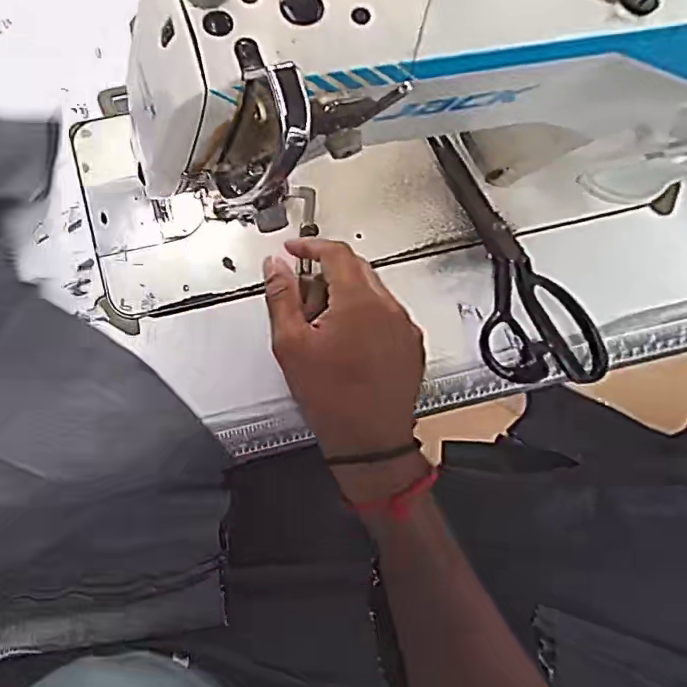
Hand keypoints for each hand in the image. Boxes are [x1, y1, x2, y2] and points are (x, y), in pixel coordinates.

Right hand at [264, 239, 425, 460]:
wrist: (369, 440)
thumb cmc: (334, 399)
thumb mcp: (290, 343)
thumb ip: (281, 297)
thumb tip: (276, 267)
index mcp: (359, 303)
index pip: (337, 253)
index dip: (310, 246)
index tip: (294, 250)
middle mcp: (389, 309)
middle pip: (355, 268)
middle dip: (324, 272)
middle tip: (299, 293)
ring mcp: (403, 327)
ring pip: (370, 290)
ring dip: (342, 293)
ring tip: (318, 326)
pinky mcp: (410, 343)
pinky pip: (384, 312)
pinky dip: (361, 313)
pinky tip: (341, 340)